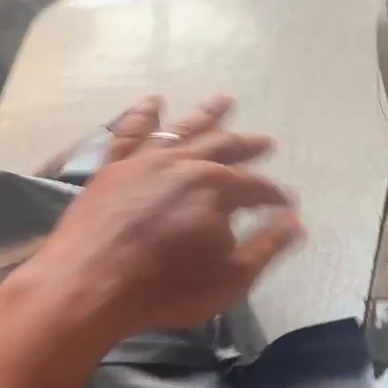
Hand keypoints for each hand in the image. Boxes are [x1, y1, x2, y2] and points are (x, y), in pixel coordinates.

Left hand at [23, 95, 302, 334]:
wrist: (92, 285)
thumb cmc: (169, 288)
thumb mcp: (232, 277)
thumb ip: (267, 246)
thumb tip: (296, 224)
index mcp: (218, 189)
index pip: (258, 188)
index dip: (276, 197)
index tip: (288, 205)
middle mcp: (185, 164)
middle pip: (225, 147)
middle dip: (249, 146)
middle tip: (267, 141)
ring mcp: (145, 161)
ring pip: (183, 129)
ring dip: (207, 115)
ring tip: (224, 100)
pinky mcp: (112, 168)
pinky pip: (130, 132)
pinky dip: (144, 116)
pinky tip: (153, 104)